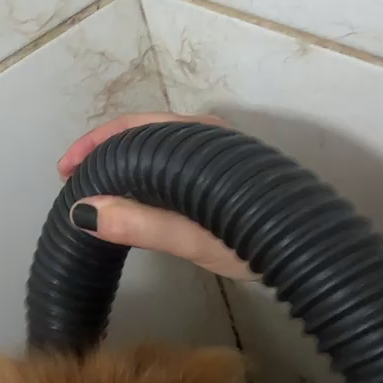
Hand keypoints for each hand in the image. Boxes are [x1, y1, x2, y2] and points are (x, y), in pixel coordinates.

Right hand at [56, 113, 253, 281]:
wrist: (318, 254)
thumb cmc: (258, 242)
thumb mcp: (195, 239)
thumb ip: (140, 224)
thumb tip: (82, 212)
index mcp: (195, 140)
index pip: (130, 129)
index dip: (91, 147)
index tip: (64, 173)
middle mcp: (203, 134)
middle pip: (138, 132)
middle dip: (100, 154)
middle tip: (72, 182)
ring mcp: (213, 150)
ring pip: (153, 145)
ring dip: (120, 163)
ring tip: (94, 189)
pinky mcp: (220, 169)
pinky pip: (168, 158)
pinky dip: (140, 171)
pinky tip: (132, 193)